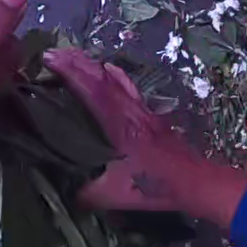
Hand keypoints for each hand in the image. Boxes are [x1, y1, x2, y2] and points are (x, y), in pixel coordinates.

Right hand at [44, 48, 246, 228]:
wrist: (197, 181)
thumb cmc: (157, 185)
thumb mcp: (115, 195)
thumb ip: (87, 193)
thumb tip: (64, 194)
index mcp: (120, 126)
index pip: (92, 90)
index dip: (70, 72)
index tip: (49, 58)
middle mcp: (131, 112)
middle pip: (102, 79)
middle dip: (77, 63)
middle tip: (53, 52)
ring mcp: (143, 112)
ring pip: (116, 81)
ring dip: (93, 67)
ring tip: (74, 56)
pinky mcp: (151, 117)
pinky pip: (129, 88)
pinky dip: (115, 76)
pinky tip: (110, 69)